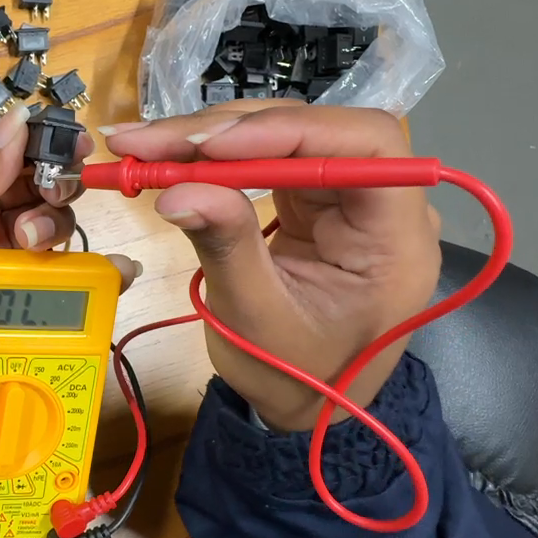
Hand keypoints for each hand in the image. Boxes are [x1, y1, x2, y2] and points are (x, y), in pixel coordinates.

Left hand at [0, 108, 136, 381]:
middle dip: (50, 194)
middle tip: (33, 213)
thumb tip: (20, 119)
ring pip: (45, 237)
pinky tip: (110, 279)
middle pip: (37, 192)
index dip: (45, 148)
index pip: (10, 152)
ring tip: (30, 246)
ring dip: (53, 234)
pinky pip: (41, 287)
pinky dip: (77, 280)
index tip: (75, 150)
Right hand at [102, 102, 439, 430]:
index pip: (365, 145)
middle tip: (147, 143)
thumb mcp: (255, 318)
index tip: (211, 146)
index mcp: (396, 238)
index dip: (289, 131)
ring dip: (207, 138)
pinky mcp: (311, 201)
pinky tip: (167, 157)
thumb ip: (226, 247)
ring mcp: (344, 199)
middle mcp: (379, 204)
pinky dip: (211, 157)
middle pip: (312, 131)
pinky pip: (263, 160)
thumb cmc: (292, 375)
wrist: (302, 406)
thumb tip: (176, 191)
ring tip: (141, 147)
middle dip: (225, 131)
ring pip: (280, 137)